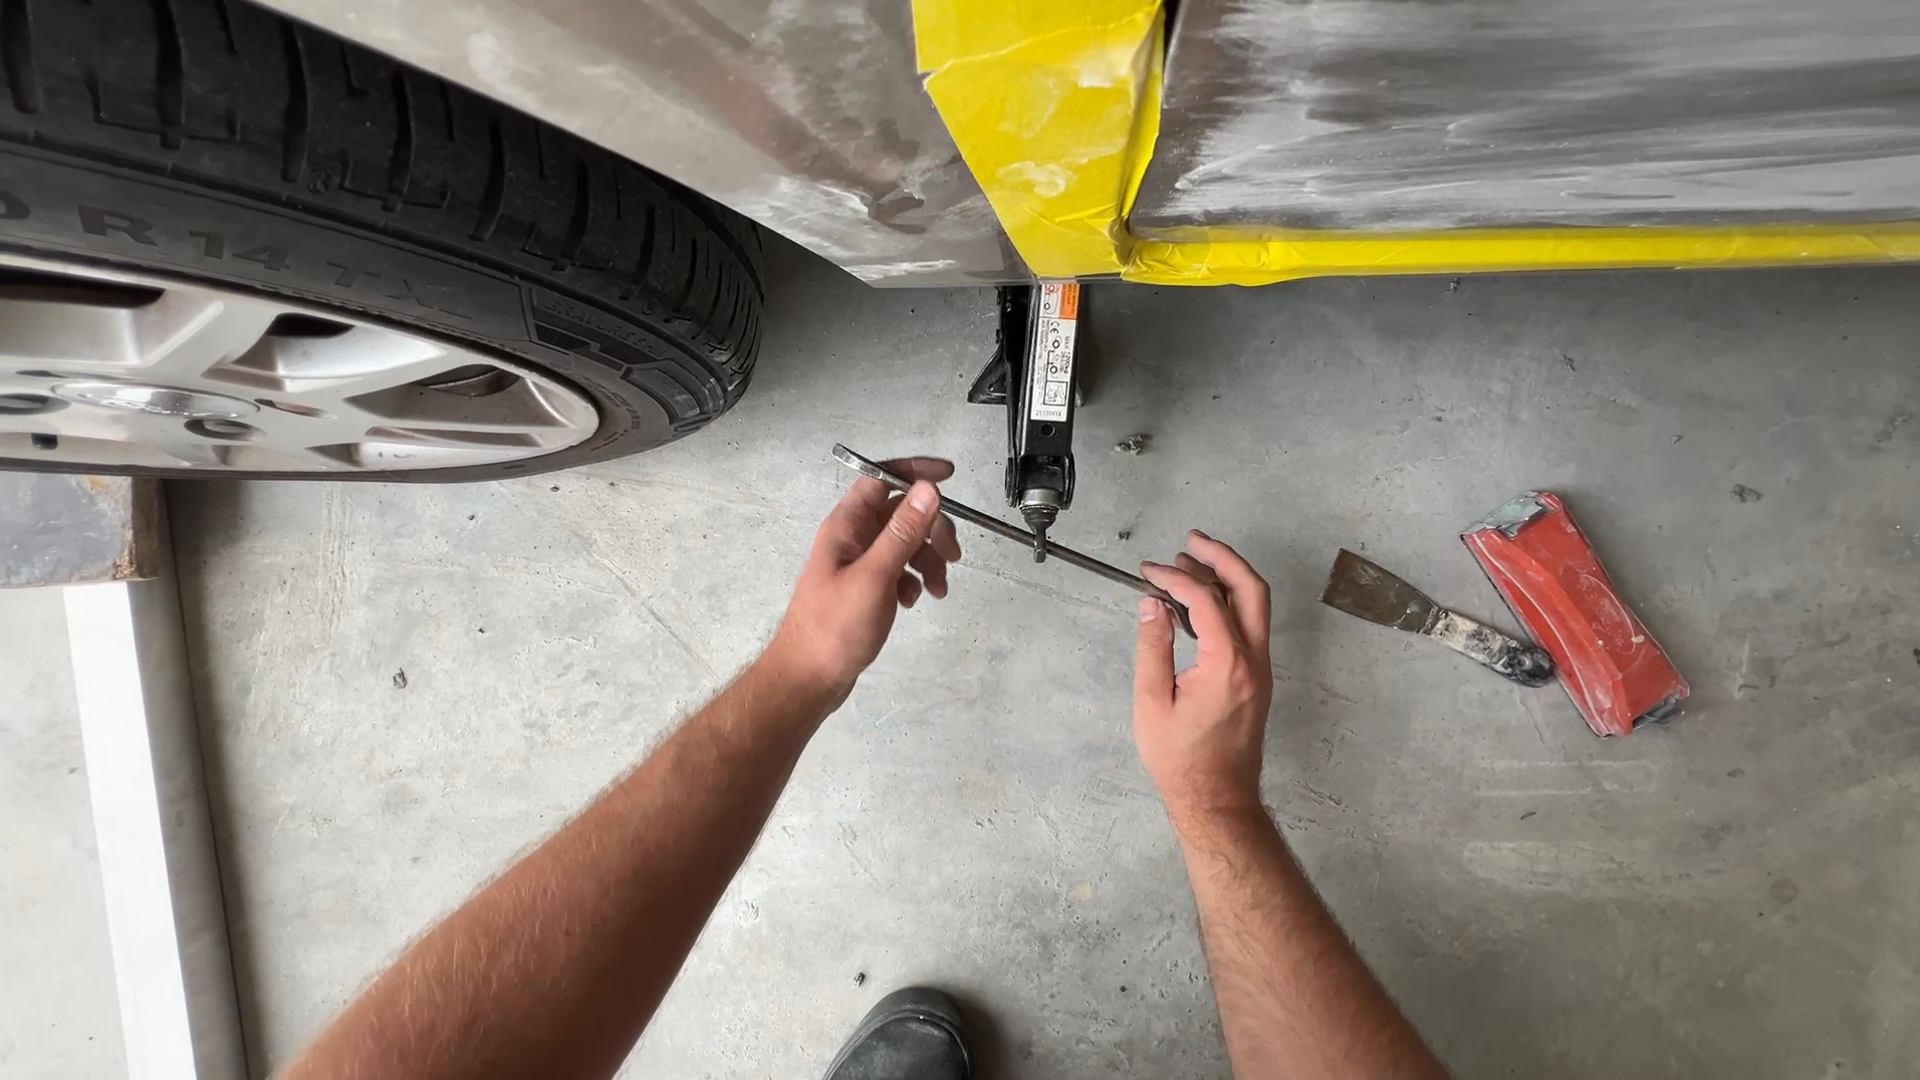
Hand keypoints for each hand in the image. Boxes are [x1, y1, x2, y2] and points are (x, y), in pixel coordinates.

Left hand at [765, 458, 962, 697]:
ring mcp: (860, 563)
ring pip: (905, 543)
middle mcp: (852, 538)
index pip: (881, 478)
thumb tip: (928, 489)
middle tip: (953, 555)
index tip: (949, 476)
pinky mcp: (867, 587)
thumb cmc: (836, 626)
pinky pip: (899, 569)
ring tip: (939, 589)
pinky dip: (915, 580)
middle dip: (932, 529)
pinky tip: (915, 601)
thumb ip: (903, 532)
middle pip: (901, 513)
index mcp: (847, 526)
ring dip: (928, 559)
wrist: (809, 678)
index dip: (914, 472)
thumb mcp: (875, 576)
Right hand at [1134, 532, 1273, 822]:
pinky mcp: (1256, 679)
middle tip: (1192, 540)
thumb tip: (1152, 605)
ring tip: (1190, 562)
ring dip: (1227, 578)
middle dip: (1223, 557)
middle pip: (1252, 589)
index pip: (1207, 599)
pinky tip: (1197, 603)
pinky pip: (1249, 626)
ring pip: (1256, 606)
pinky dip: (1228, 603)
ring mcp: (1260, 670)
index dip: (1176, 578)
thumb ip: (1152, 647)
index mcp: (1227, 664)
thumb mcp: (1151, 702)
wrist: (1217, 800)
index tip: (1149, 572)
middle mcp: (1253, 661)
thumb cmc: (1181, 759)